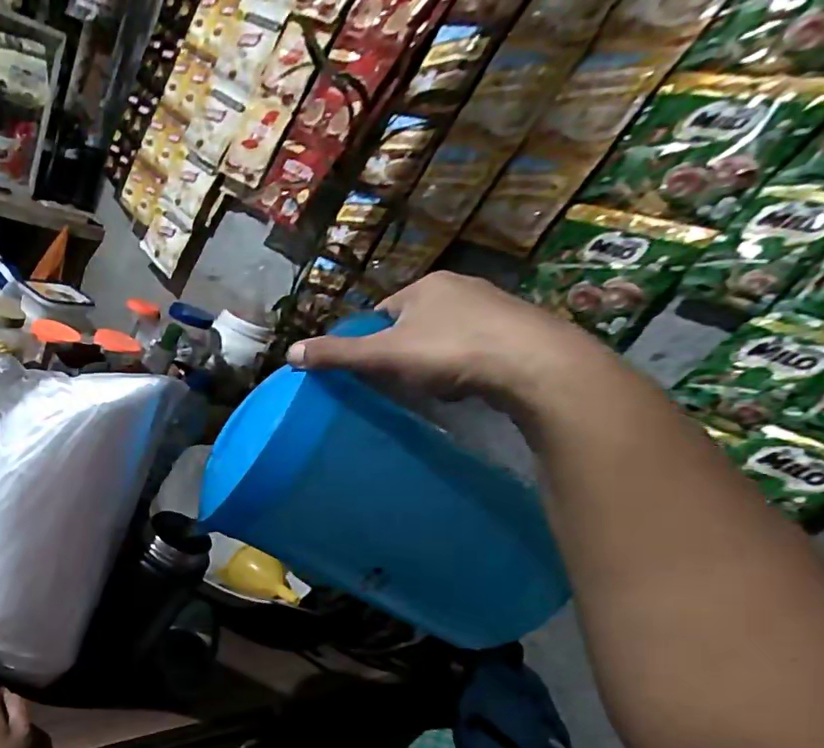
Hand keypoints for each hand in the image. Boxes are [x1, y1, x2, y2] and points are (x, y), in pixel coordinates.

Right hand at [287, 271, 616, 407]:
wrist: (534, 364)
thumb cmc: (450, 352)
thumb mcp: (382, 355)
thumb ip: (337, 354)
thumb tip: (289, 352)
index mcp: (425, 285)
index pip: (381, 312)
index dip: (369, 341)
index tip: (369, 368)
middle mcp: (460, 285)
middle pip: (412, 323)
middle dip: (402, 350)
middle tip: (396, 381)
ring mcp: (494, 305)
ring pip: (444, 334)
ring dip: (432, 358)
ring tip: (431, 385)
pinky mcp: (519, 328)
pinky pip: (475, 345)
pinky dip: (463, 363)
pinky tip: (464, 383)